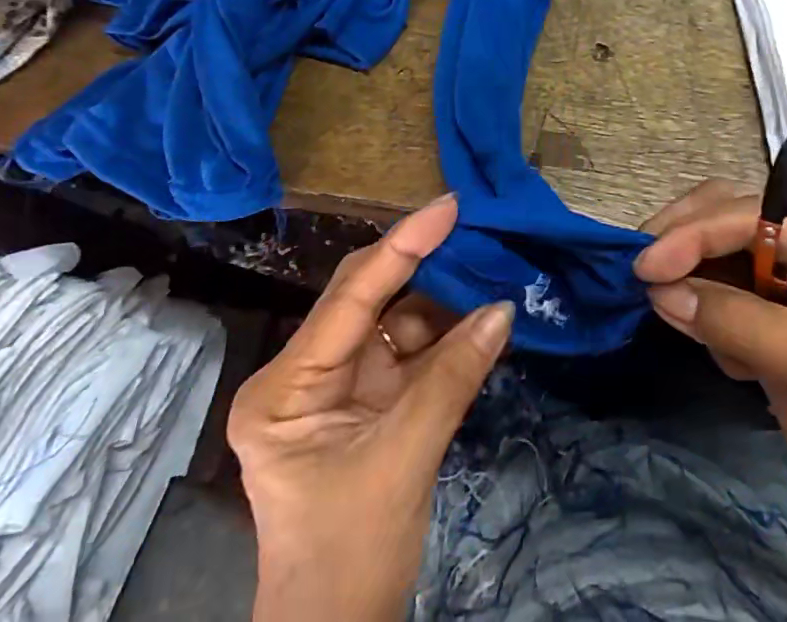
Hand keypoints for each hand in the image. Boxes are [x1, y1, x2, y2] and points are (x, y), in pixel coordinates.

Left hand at [228, 195, 513, 621]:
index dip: (401, 248)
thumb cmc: (353, 548)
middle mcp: (305, 375)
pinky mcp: (371, 399)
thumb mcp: (406, 457)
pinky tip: (481, 326)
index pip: (348, 301)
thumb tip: (502, 310)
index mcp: (285, 388)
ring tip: (491, 279)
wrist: (342, 618)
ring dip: (444, 306)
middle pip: (367, 301)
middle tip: (474, 231)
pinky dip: (449, 338)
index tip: (447, 207)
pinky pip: (414, 351)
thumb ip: (454, 376)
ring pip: (397, 322)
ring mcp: (340, 386)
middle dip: (422, 267)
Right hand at [635, 181, 786, 598]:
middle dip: (692, 245)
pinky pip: (722, 295)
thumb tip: (662, 291)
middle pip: (742, 218)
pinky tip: (739, 366)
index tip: (649, 263)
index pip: (772, 214)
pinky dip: (709, 319)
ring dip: (696, 284)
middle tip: (645, 275)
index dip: (706, 231)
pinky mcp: (779, 312)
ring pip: (724, 254)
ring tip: (707, 338)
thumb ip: (746, 324)